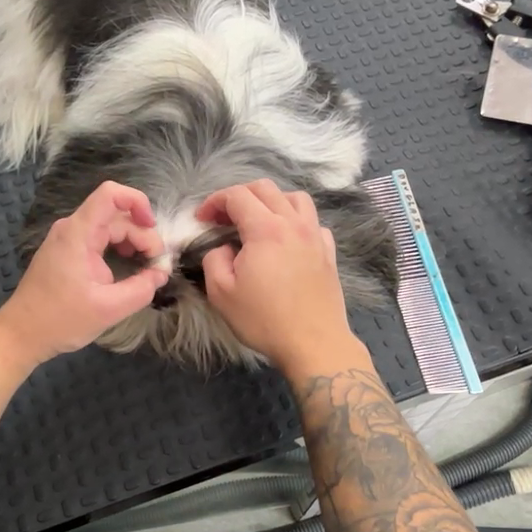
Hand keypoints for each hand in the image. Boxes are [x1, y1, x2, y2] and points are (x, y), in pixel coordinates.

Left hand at [0, 181, 168, 367]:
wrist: (21, 334)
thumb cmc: (60, 320)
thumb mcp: (109, 309)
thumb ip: (142, 288)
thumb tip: (161, 273)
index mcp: (78, 234)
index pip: (110, 194)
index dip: (138, 202)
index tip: (152, 229)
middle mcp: (71, 228)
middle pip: (116, 215)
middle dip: (141, 235)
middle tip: (155, 267)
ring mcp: (67, 238)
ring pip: (109, 226)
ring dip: (131, 242)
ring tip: (145, 269)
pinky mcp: (66, 251)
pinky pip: (98, 238)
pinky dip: (117, 248)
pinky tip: (127, 268)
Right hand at [197, 180, 358, 369]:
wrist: (314, 343)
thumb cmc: (264, 319)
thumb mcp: (221, 293)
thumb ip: (214, 259)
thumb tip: (223, 248)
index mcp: (265, 229)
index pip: (236, 195)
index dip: (214, 201)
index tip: (202, 219)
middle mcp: (293, 224)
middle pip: (265, 188)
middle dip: (239, 196)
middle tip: (223, 218)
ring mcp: (315, 236)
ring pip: (295, 198)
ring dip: (271, 201)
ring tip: (257, 221)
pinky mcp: (328, 252)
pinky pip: (313, 222)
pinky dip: (296, 221)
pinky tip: (286, 240)